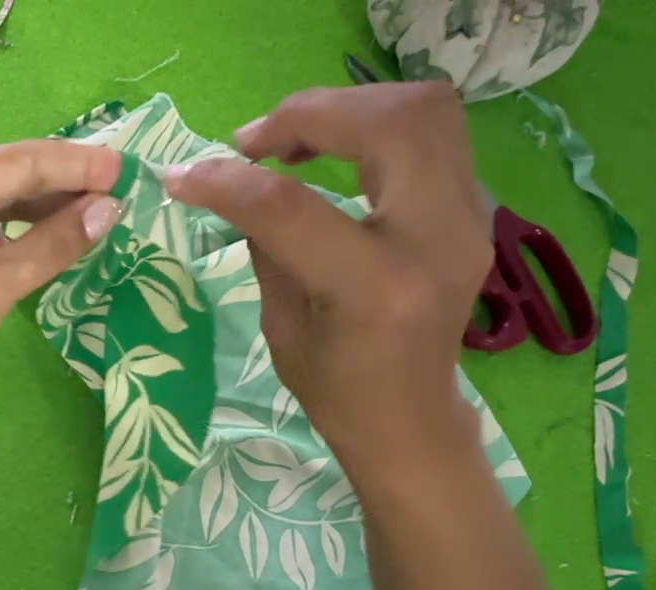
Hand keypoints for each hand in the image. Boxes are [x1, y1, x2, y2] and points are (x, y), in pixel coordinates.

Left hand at [0, 140, 125, 425]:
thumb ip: (55, 242)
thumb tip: (109, 208)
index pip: (18, 161)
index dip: (76, 164)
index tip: (126, 168)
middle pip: (5, 178)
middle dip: (61, 186)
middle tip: (118, 192)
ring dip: (41, 212)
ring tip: (95, 216)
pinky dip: (16, 238)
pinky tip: (51, 242)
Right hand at [162, 82, 493, 471]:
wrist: (409, 415)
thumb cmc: (334, 388)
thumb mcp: (282, 326)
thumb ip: (268, 246)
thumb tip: (238, 187)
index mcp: (375, 290)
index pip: (293, 210)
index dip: (228, 184)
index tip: (181, 176)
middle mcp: (435, 240)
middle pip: (388, 123)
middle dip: (308, 114)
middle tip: (252, 142)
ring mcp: (468, 218)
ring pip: (423, 109)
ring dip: (348, 107)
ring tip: (292, 137)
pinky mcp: (473, 207)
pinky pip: (434, 133)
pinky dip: (376, 124)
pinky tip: (333, 150)